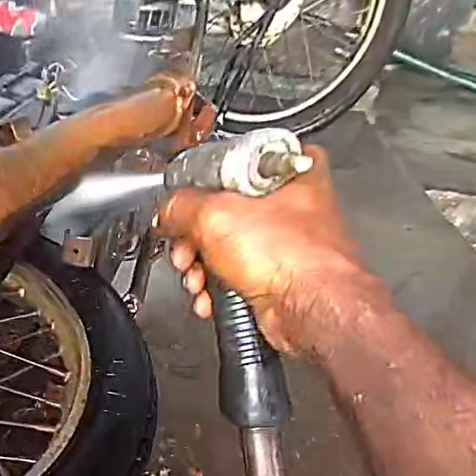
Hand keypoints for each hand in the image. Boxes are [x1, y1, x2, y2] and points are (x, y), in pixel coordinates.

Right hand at [155, 145, 359, 350]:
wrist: (310, 309)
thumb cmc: (291, 257)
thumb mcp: (215, 214)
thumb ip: (180, 206)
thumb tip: (165, 211)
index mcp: (286, 167)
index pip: (226, 166)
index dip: (197, 189)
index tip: (181, 208)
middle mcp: (289, 201)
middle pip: (218, 212)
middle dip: (192, 240)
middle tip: (185, 251)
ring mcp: (283, 240)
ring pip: (222, 248)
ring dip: (199, 268)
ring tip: (196, 279)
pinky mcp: (275, 274)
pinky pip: (231, 275)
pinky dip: (214, 287)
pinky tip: (209, 297)